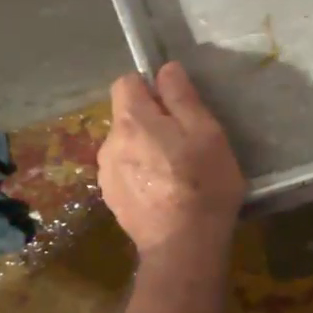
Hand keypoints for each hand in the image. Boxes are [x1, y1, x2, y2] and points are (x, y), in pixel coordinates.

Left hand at [99, 63, 246, 257]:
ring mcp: (106, 173)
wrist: (183, 243)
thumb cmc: (203, 182)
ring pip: (126, 145)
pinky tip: (166, 189)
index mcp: (133, 121)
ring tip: (178, 168)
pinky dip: (143, 172)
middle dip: (152, 119)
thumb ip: (183, 98)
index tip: (178, 103)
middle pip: (127, 116)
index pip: (126, 82)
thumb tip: (166, 69)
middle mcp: (109, 142)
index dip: (151, 86)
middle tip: (187, 139)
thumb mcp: (206, 133)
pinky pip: (126, 170)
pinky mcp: (111, 197)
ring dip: (147, 147)